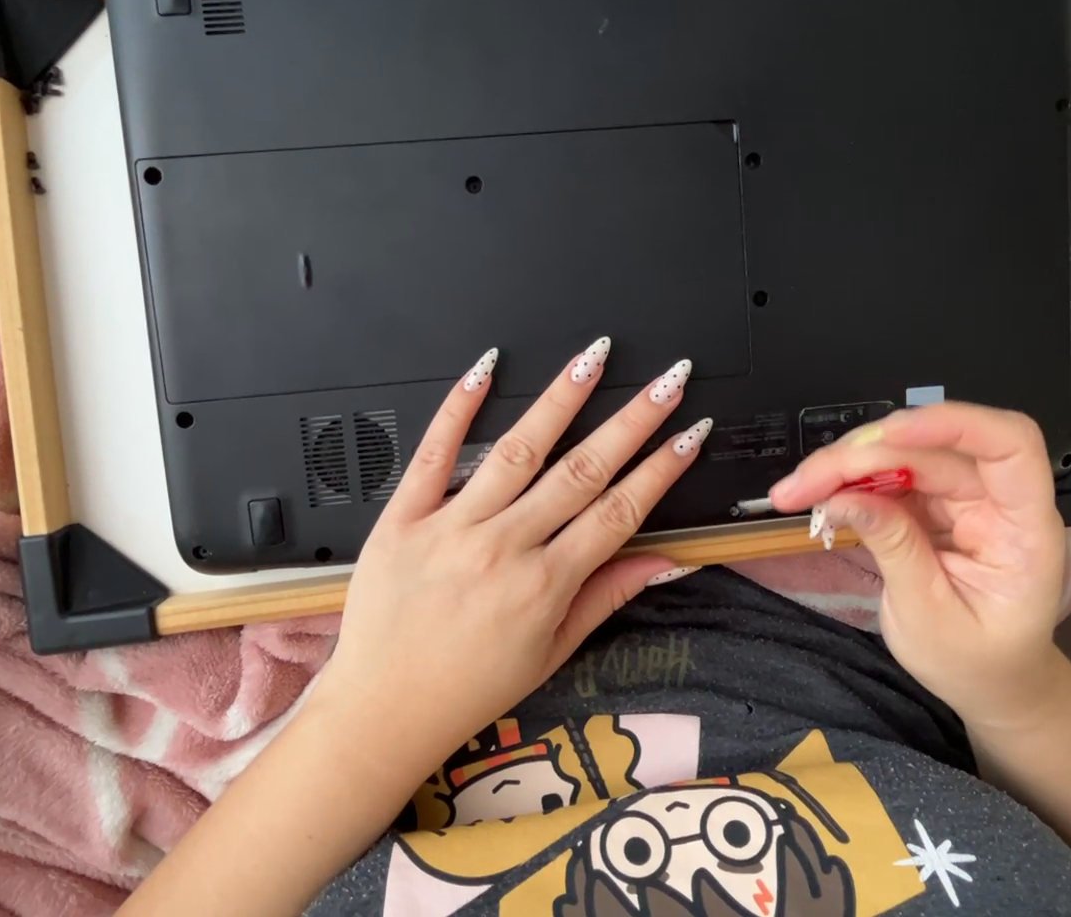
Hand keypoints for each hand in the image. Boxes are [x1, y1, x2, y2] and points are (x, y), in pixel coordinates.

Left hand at [313, 342, 706, 774]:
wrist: (381, 712)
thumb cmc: (466, 689)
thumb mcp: (551, 653)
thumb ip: (606, 598)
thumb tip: (663, 563)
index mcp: (543, 585)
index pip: (619, 511)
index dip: (661, 468)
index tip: (688, 433)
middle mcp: (503, 548)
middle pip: (581, 470)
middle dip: (632, 420)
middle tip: (665, 380)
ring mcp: (451, 527)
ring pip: (518, 449)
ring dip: (561, 399)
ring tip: (594, 357)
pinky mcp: (404, 517)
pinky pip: (433, 452)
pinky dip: (459, 407)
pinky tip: (485, 369)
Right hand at [768, 402, 1068, 732]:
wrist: (988, 683)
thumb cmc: (975, 662)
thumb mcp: (930, 618)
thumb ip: (895, 550)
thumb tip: (845, 497)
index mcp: (1024, 528)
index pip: (1008, 446)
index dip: (951, 425)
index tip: (889, 435)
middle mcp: (994, 500)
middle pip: (930, 449)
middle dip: (861, 456)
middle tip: (802, 485)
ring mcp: (960, 498)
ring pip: (900, 455)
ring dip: (843, 466)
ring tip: (797, 490)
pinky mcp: (930, 503)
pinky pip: (884, 475)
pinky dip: (846, 481)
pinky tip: (816, 496)